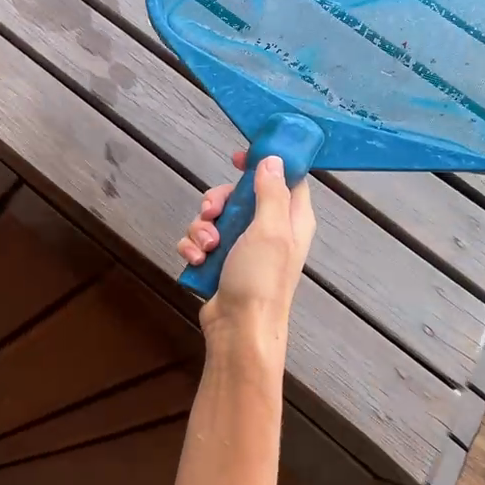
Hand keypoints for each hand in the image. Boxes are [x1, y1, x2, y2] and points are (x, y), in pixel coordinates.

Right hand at [176, 151, 315, 344]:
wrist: (238, 327)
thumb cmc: (261, 279)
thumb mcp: (269, 231)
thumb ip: (270, 193)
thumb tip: (272, 159)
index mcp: (291, 220)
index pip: (285, 179)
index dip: (265, 164)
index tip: (238, 157)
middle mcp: (268, 230)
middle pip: (239, 196)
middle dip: (217, 202)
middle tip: (212, 212)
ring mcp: (242, 247)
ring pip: (213, 218)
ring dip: (201, 229)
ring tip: (206, 248)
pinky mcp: (219, 262)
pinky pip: (199, 241)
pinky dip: (193, 247)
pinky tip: (197, 260)